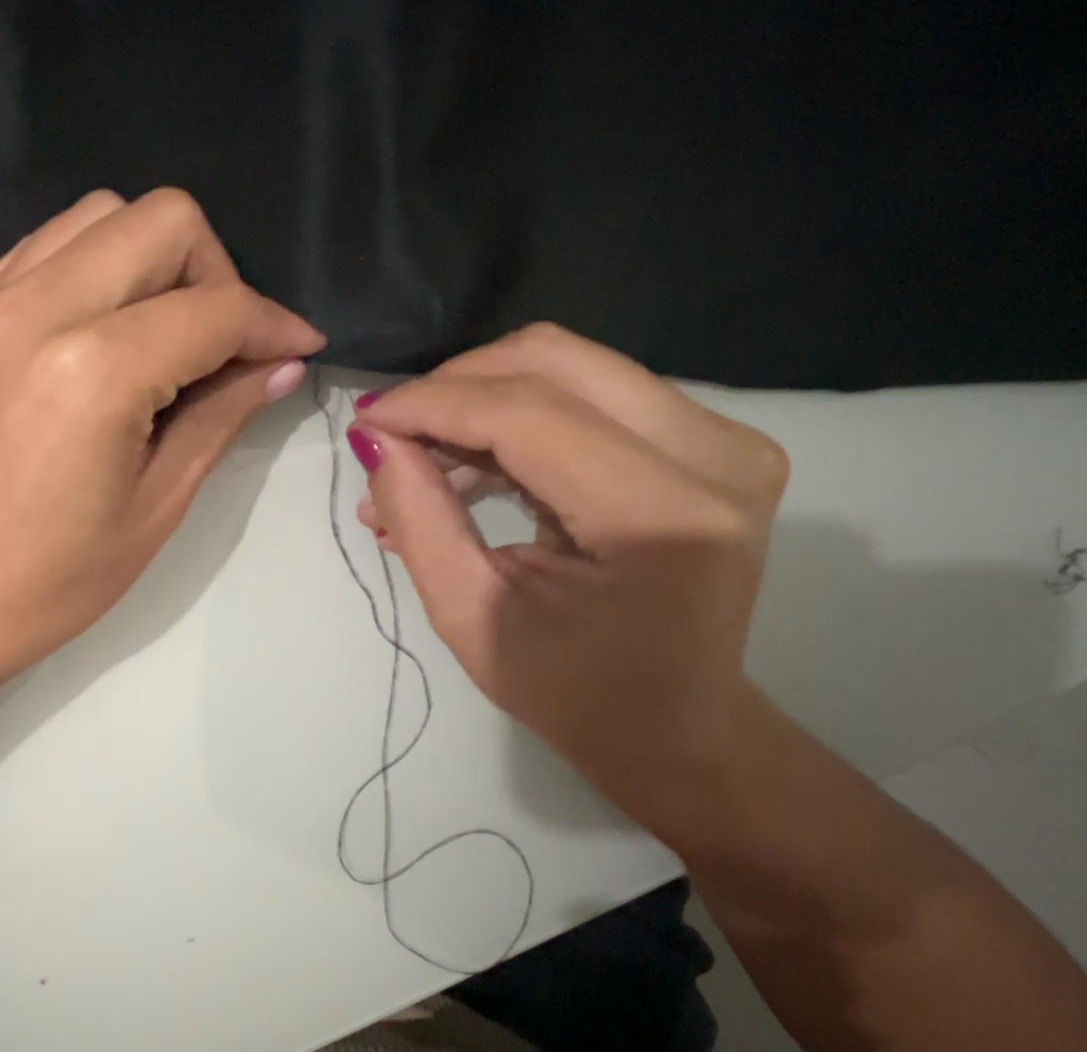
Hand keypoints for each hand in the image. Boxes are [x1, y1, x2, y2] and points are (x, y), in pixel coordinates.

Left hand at [0, 189, 324, 695]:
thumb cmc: (55, 578)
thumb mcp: (159, 504)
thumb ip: (224, 414)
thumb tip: (282, 362)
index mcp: (94, 370)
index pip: (213, 309)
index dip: (272, 324)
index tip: (299, 348)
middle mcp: (37, 309)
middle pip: (162, 220)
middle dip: (216, 272)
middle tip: (222, 345)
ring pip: (100, 212)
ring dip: (153, 256)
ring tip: (163, 332)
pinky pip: (46, 246)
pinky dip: (94, 264)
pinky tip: (106, 327)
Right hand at [349, 324, 787, 782]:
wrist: (679, 725)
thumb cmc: (575, 693)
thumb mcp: (471, 617)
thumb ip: (419, 519)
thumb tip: (373, 438)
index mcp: (661, 517)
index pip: (527, 416)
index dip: (433, 406)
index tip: (364, 423)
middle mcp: (713, 457)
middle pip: (553, 361)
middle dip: (454, 387)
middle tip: (394, 434)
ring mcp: (722, 439)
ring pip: (568, 365)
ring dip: (480, 400)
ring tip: (421, 461)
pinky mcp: (709, 439)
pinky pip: (589, 391)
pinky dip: (516, 415)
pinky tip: (469, 465)